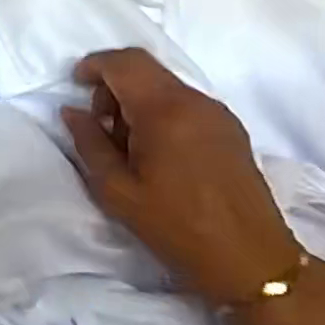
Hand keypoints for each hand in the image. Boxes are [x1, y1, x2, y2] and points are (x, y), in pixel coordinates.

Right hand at [63, 48, 306, 306]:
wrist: (251, 262)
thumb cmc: (177, 229)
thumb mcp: (118, 193)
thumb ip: (90, 144)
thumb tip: (72, 111)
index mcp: (163, 111)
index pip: (123, 62)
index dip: (94, 64)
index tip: (76, 83)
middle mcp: (193, 99)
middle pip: (144, 67)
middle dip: (114, 82)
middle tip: (100, 122)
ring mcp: (216, 110)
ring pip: (165, 83)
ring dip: (138, 98)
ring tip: (129, 143)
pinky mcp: (231, 126)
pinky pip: (186, 101)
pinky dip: (162, 109)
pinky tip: (160, 151)